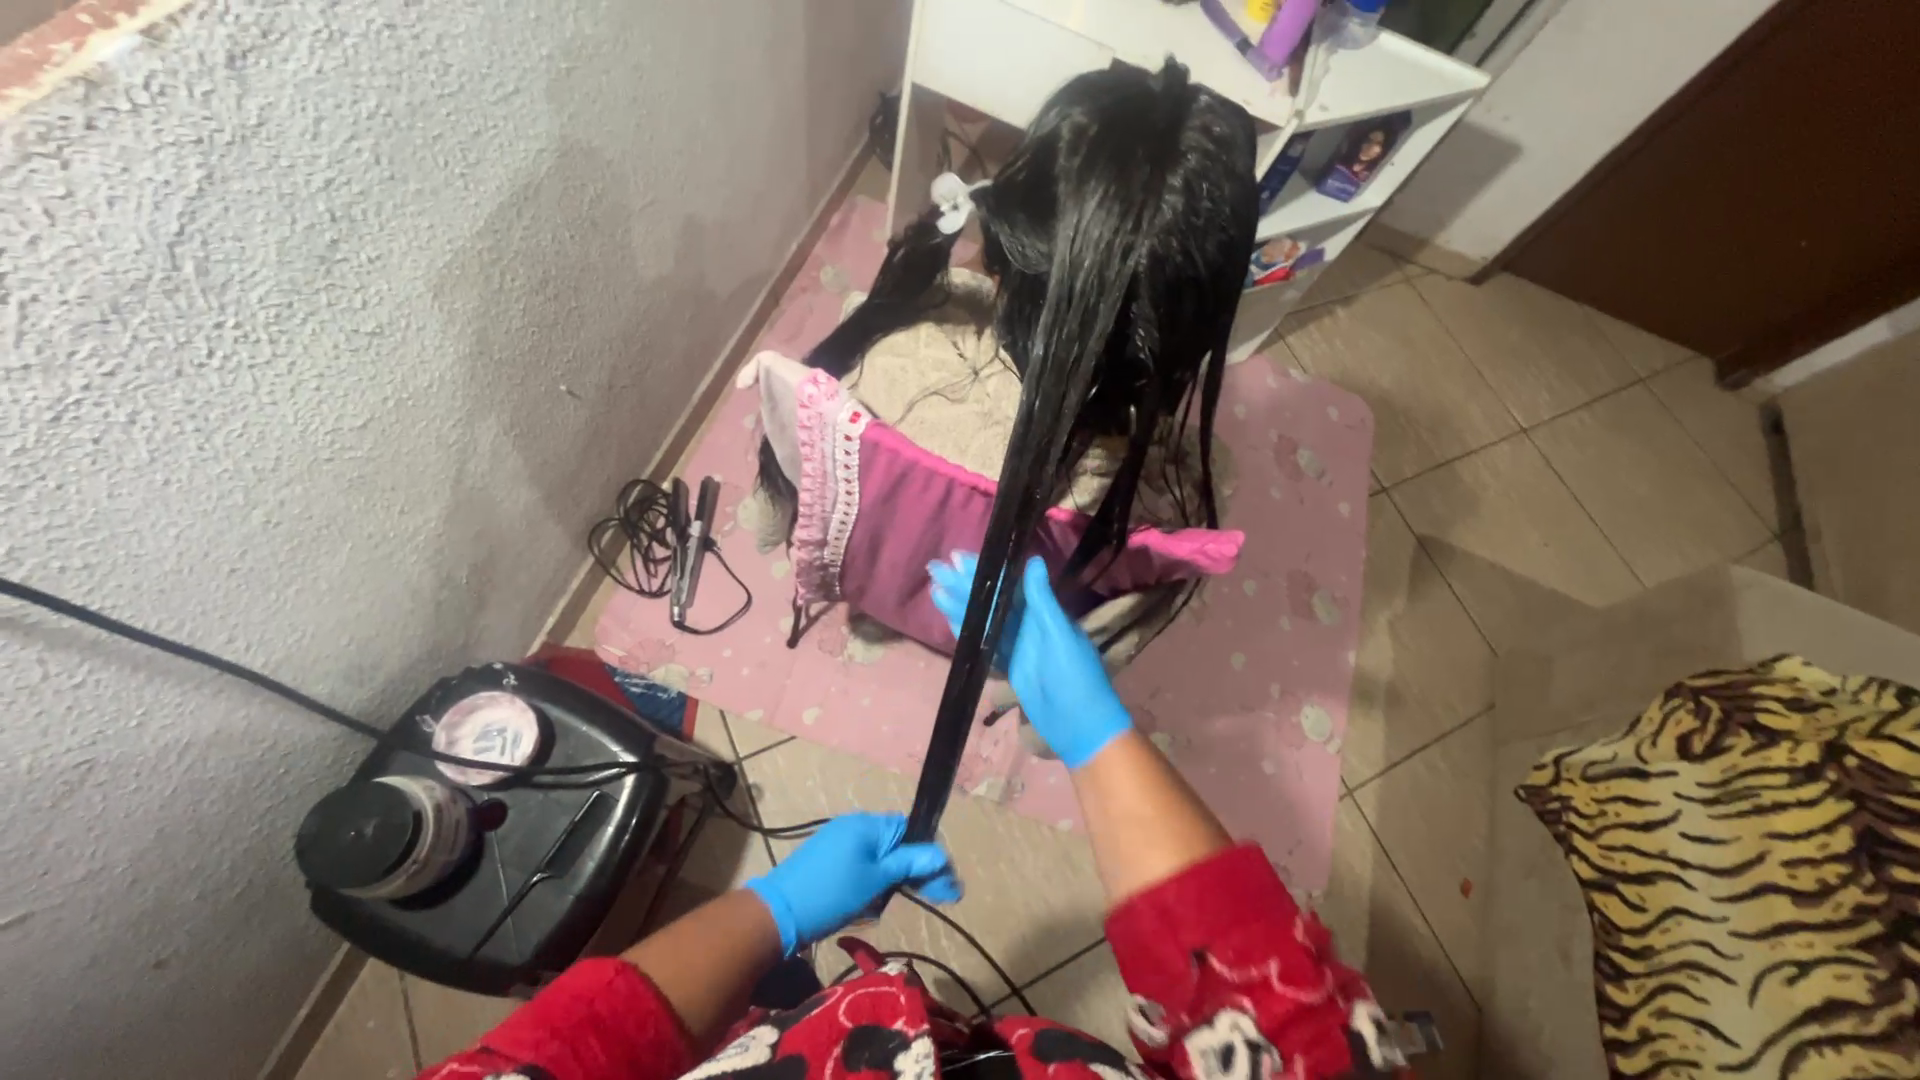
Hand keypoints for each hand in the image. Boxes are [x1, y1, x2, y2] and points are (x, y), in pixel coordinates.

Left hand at [744, 813, 960, 956]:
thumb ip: (910, 864)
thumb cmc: (831, 894)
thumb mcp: (876, 880)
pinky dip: (871, 884)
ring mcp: (839, 842)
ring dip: (891, 881)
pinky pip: (862, 867)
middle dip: (915, 872)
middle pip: (897, 845)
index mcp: (868, 824)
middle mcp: (854, 826)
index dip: (929, 857)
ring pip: (880, 859)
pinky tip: (869, 906)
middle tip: (938, 899)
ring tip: (888, 906)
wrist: (778, 914)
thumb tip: (941, 854)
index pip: (910, 831)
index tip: (946, 886)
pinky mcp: (828, 860)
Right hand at [928, 553, 1131, 768]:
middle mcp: (1028, 624)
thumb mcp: (1059, 634)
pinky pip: (984, 643)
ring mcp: (1017, 646)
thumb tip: (1032, 560)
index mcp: (1043, 612)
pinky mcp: (1009, 666)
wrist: (1079, 724)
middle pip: (991, 599)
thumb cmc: (1075, 676)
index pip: (1008, 584)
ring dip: (960, 605)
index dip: (984, 570)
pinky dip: (968, 631)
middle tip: (935, 568)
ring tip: (934, 590)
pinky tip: (949, 620)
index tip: (958, 558)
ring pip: (984, 619)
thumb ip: (1042, 600)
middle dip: (964, 584)